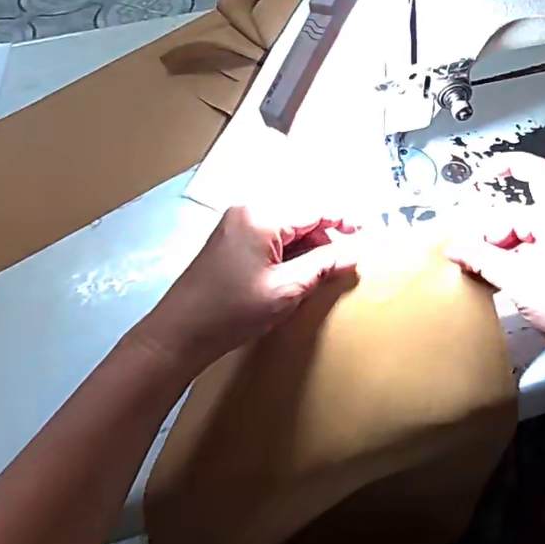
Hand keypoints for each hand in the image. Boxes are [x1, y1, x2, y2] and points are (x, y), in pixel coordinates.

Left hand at [138, 206, 357, 371]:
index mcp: (262, 216)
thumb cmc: (233, 311)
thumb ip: (322, 265)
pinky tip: (294, 275)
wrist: (179, 333)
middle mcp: (248, 211)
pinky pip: (269, 236)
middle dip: (323, 237)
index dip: (343, 221)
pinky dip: (287, 251)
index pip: (314, 209)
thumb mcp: (286, 289)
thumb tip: (353, 253)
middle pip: (300, 215)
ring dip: (306, 246)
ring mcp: (236, 224)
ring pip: (286, 227)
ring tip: (317, 275)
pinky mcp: (230, 239)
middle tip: (340, 264)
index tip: (366, 232)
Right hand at [443, 154, 544, 375]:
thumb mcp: (517, 281)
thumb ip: (481, 258)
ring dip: (502, 250)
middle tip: (473, 260)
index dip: (507, 166)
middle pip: (522, 212)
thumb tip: (452, 248)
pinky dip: (517, 257)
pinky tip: (499, 277)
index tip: (480, 178)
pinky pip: (538, 246)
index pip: (537, 171)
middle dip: (494, 234)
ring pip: (526, 232)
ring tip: (483, 273)